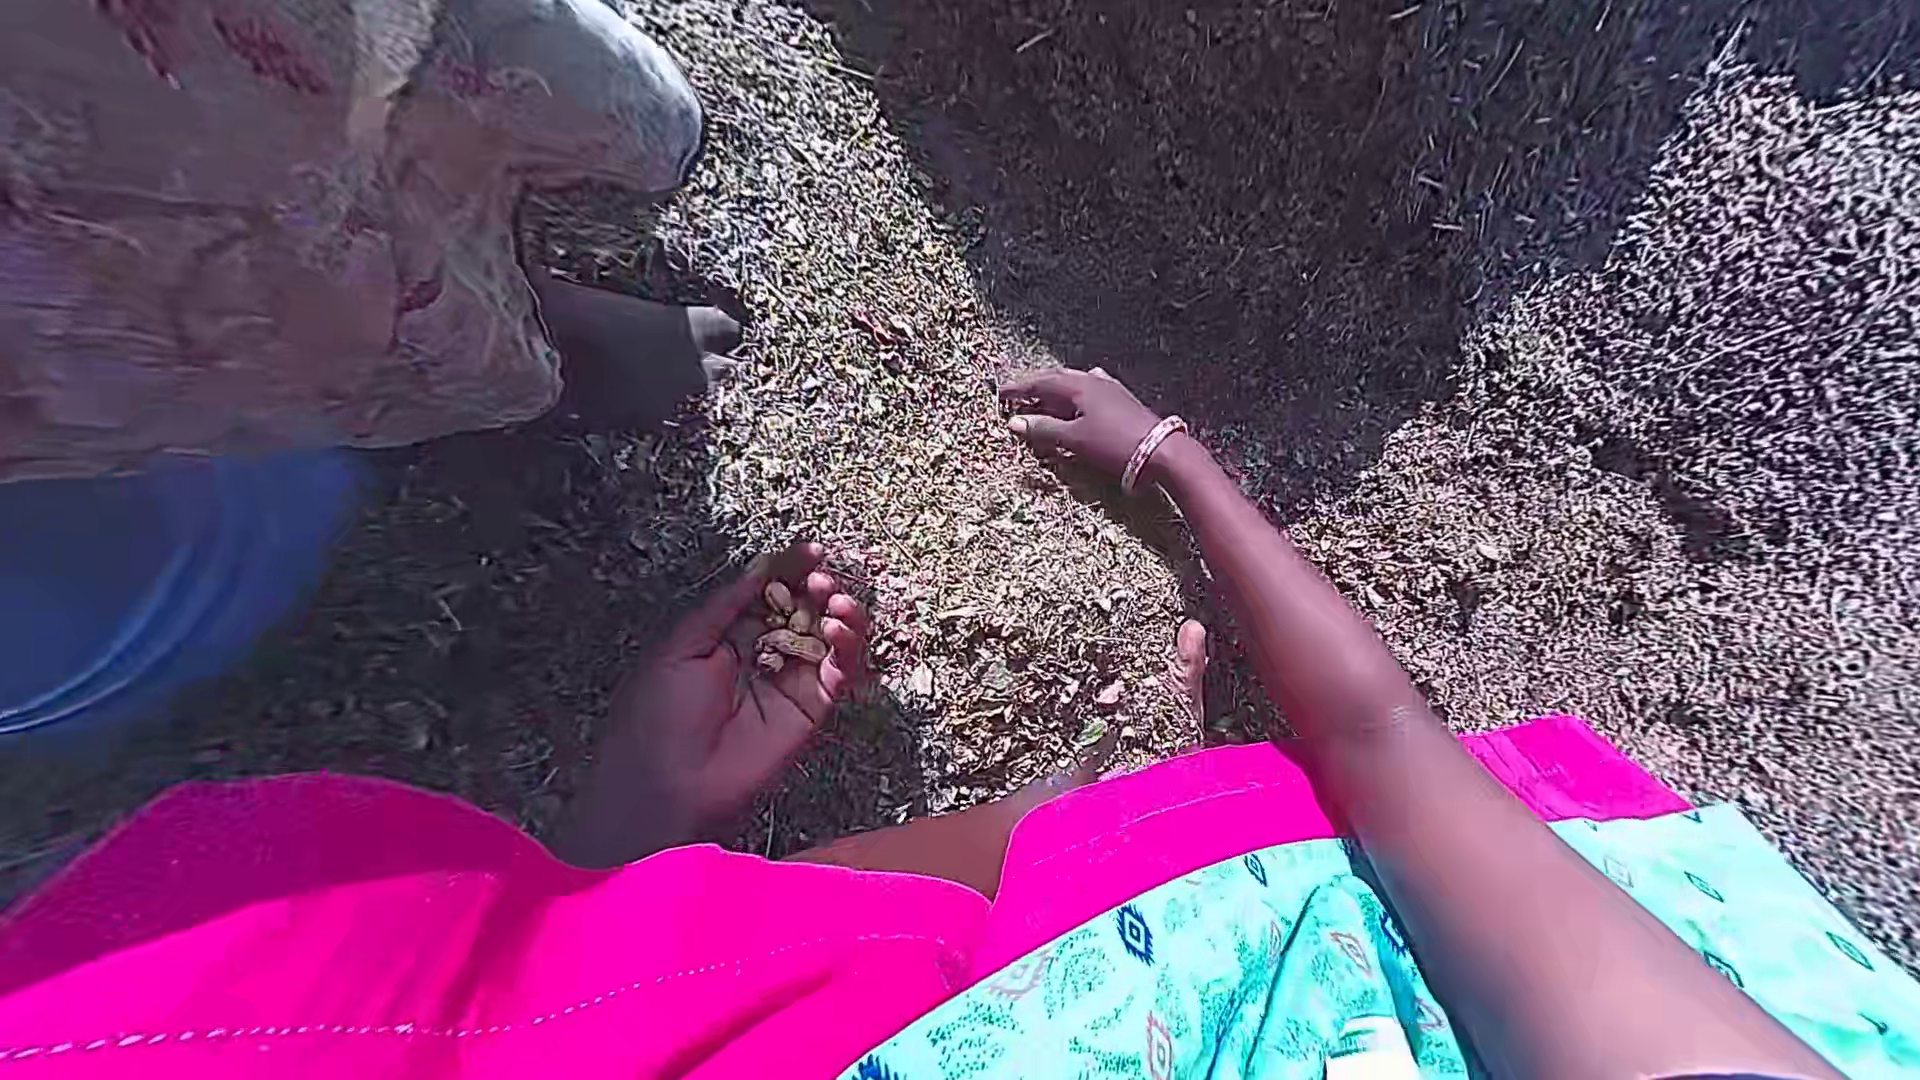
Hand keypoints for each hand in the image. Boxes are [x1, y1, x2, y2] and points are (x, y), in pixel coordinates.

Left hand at [551, 543, 868, 866]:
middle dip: (821, 589)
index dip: (793, 570)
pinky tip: (835, 630)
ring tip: (835, 601)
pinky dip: (847, 648)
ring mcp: (795, 678)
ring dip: (842, 613)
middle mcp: (770, 650)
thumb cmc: (659, 713)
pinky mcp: (814, 705)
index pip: (774, 591)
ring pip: (833, 637)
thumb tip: (762, 566)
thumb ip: (726, 604)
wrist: (665, 784)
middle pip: (809, 609)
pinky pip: (840, 671)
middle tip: (822, 580)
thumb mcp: (682, 645)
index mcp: (735, 633)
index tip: (811, 551)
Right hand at [999, 367, 1163, 479]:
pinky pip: (1088, 392)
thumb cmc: (1113, 444)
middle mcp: (1093, 382)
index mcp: (1078, 386)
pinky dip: (1073, 396)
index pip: (1040, 383)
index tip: (999, 394)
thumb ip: (1044, 429)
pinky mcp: (1120, 402)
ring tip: (1040, 400)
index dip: (1018, 389)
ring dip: (1054, 392)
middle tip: (1015, 397)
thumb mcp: (1074, 439)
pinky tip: (1077, 399)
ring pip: (1073, 385)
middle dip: (1034, 388)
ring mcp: (1109, 390)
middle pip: (1056, 380)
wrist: (1161, 452)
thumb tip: (1015, 422)